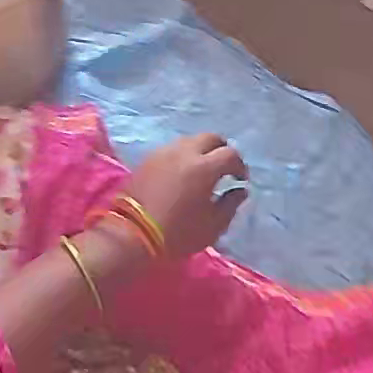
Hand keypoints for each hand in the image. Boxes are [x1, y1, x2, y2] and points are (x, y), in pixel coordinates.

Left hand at [124, 134, 249, 257]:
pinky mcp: (147, 159)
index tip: (240, 179)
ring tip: (202, 170)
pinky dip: (182, 156)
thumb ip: (230, 204)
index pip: (230, 154)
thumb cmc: (177, 233)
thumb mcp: (212, 226)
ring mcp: (163, 153)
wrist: (132, 234)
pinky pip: (171, 150)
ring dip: (200, 151)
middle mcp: (184, 152)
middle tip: (224, 167)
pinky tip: (182, 174)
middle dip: (221, 149)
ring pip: (189, 141)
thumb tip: (239, 190)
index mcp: (204, 167)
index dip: (240, 165)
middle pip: (210, 138)